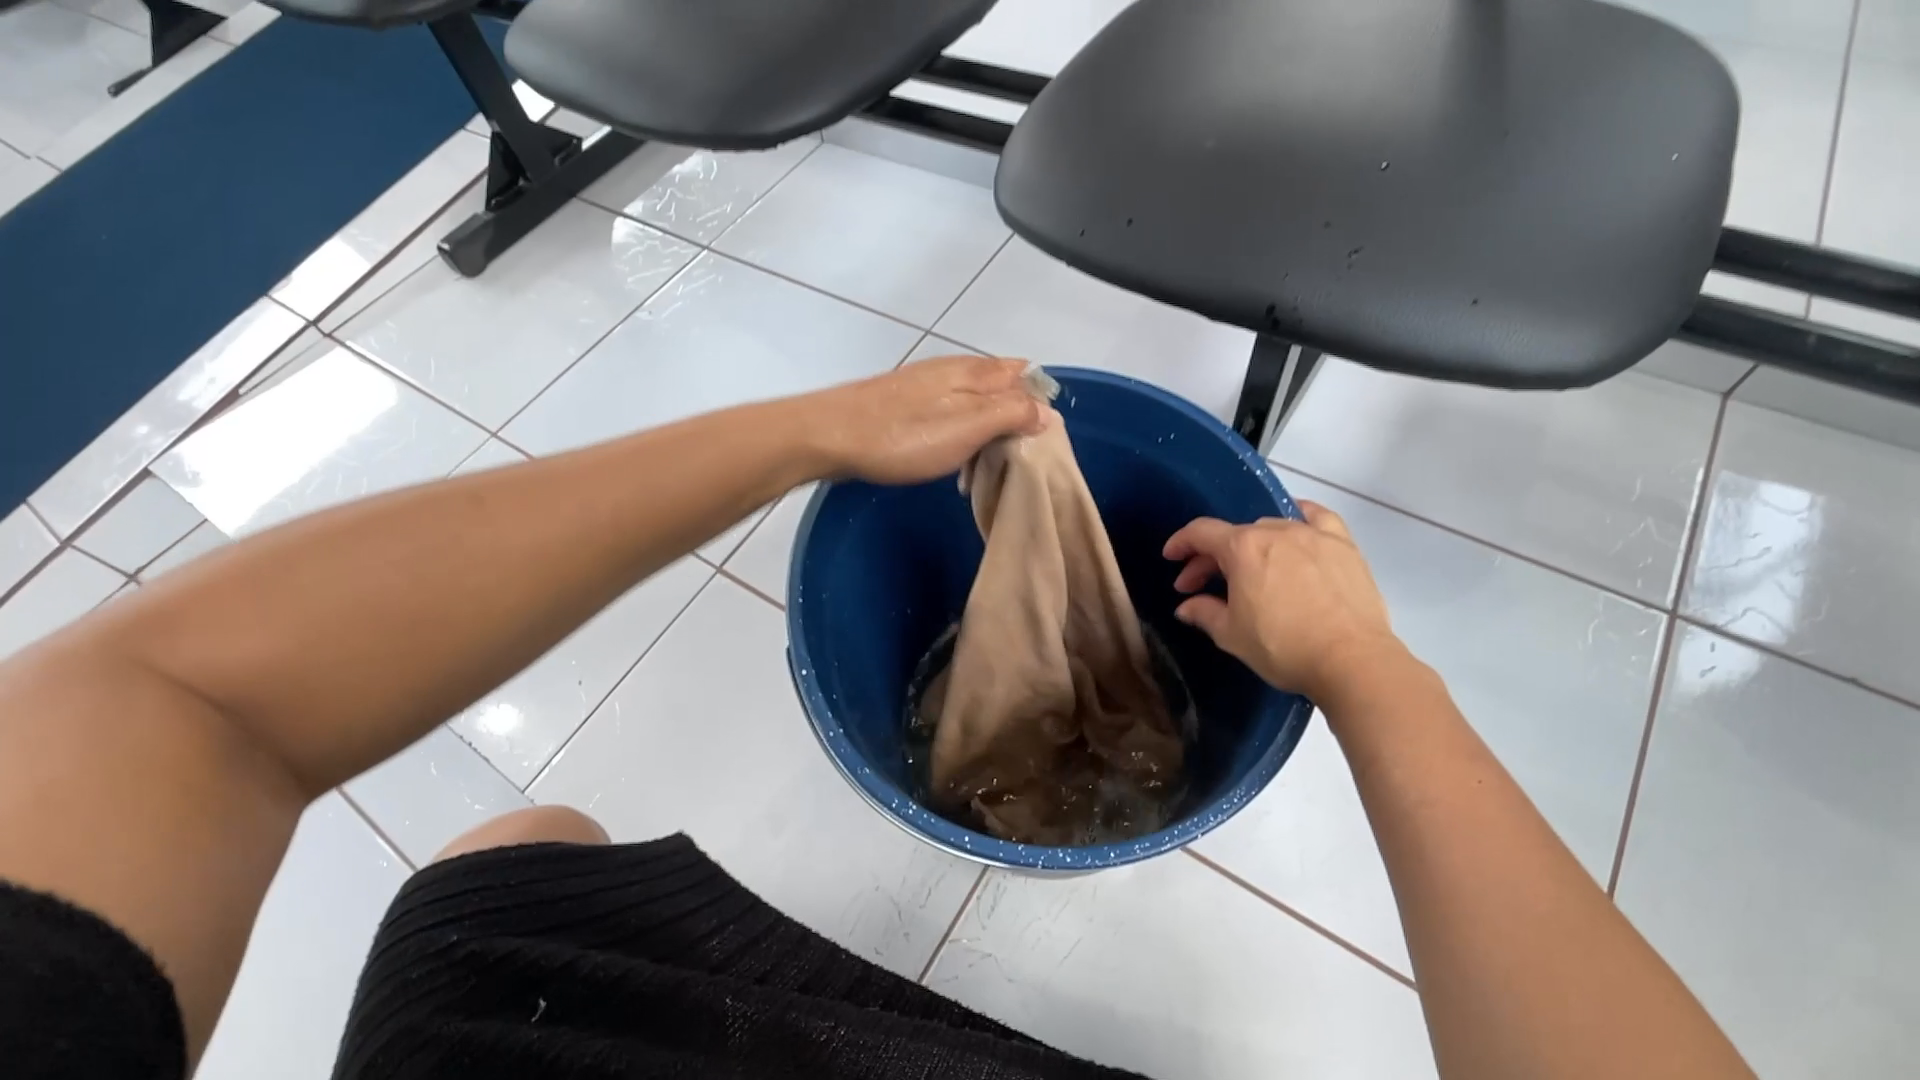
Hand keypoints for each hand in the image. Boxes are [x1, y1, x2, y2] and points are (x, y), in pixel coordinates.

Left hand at [803, 355, 1047, 484]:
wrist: (831, 435)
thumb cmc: (904, 436)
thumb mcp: (968, 426)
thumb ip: (1012, 414)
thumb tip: (1046, 412)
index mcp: (975, 372)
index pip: (1026, 375)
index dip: (1040, 405)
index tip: (1040, 442)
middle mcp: (954, 369)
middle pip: (1001, 388)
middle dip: (1014, 419)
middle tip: (1014, 461)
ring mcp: (926, 384)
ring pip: (974, 402)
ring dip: (985, 431)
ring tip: (982, 468)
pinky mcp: (905, 402)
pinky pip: (948, 413)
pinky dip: (959, 435)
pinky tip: (949, 459)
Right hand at [1163, 503, 1402, 701]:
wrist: (1351, 660)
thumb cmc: (1283, 647)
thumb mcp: (1232, 635)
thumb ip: (1204, 613)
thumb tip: (1186, 606)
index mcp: (1242, 549)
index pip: (1201, 533)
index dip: (1181, 543)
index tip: (1171, 558)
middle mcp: (1275, 531)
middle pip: (1235, 535)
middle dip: (1213, 558)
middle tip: (1204, 588)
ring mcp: (1313, 535)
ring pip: (1271, 528)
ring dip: (1252, 546)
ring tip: (1250, 571)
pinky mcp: (1344, 546)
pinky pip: (1317, 518)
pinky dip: (1300, 518)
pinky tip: (1296, 527)